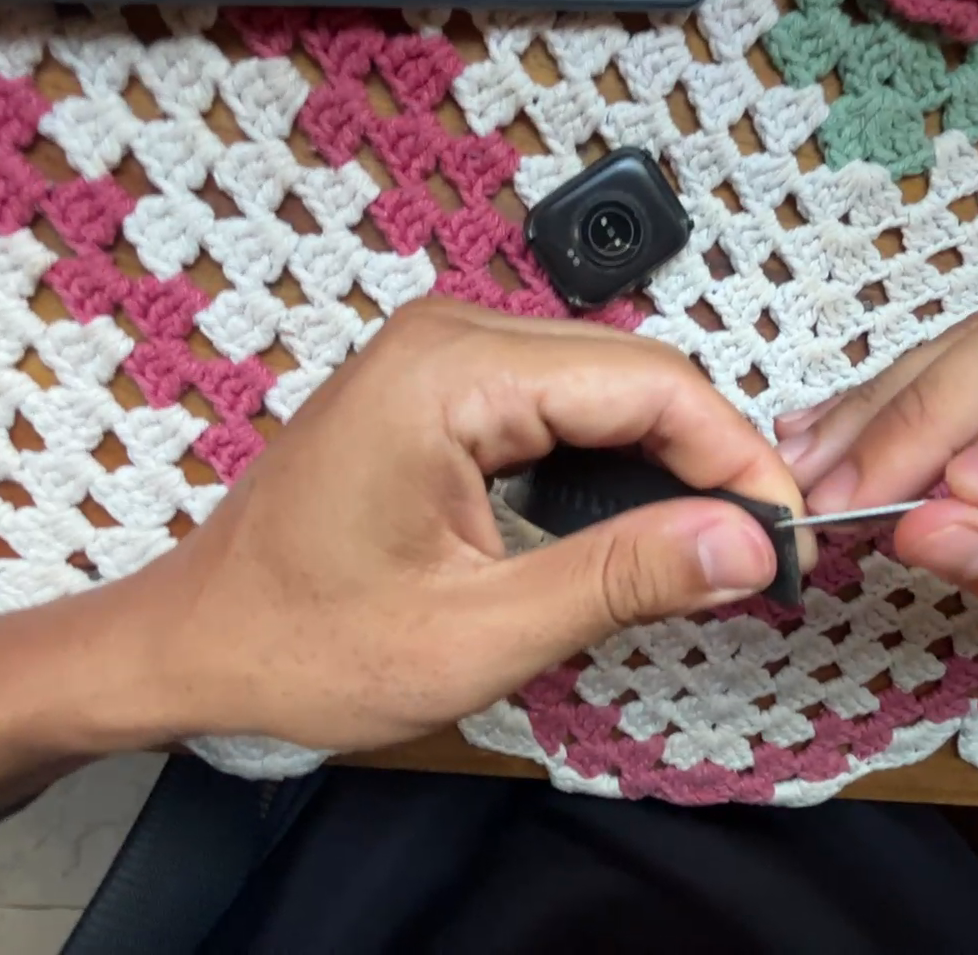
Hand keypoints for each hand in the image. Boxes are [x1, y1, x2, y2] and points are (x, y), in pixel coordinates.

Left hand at [0, 299, 811, 832]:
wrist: (191, 643)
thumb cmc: (309, 646)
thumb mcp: (476, 633)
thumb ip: (621, 578)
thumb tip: (752, 547)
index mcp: (455, 370)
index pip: (649, 383)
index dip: (737, 456)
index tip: (787, 536)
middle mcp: (459, 332)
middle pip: (636, 374)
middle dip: (713, 457)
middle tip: (759, 549)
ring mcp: (454, 351)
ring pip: (612, 386)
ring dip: (673, 459)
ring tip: (713, 540)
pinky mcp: (455, 383)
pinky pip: (572, 403)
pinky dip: (623, 458)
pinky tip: (641, 516)